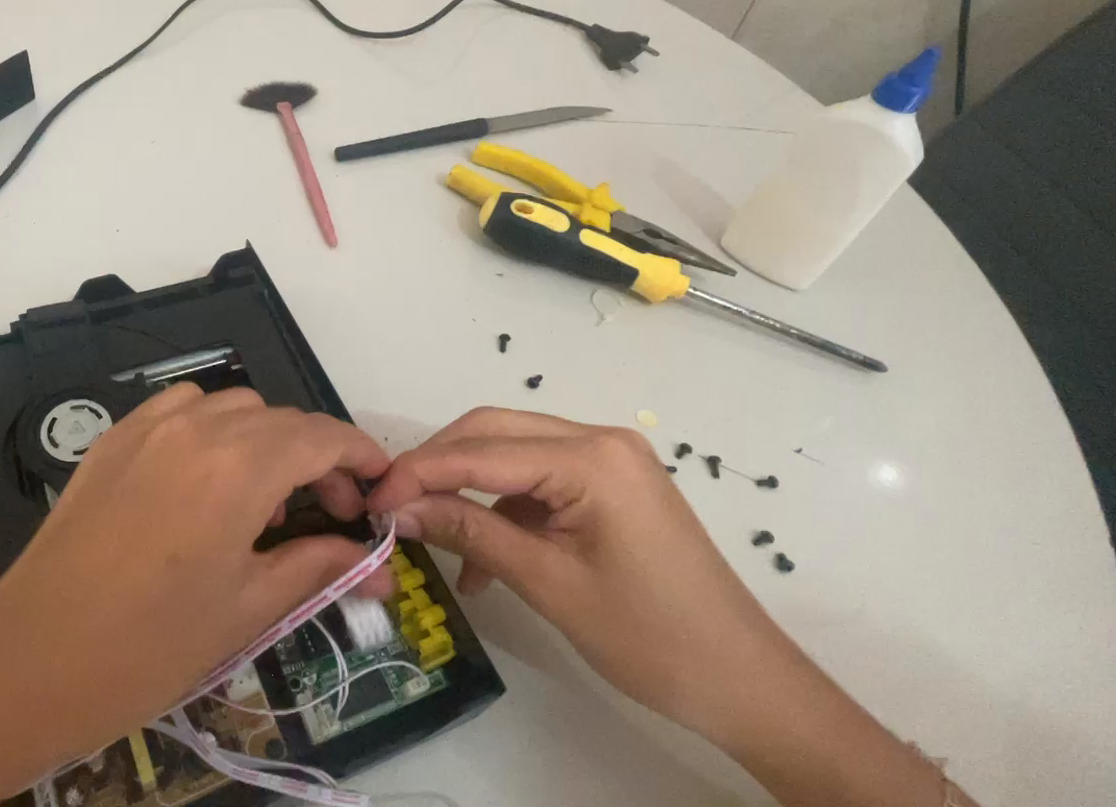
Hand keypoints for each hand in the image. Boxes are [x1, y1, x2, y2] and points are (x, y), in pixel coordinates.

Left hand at [0, 383, 391, 768]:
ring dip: (262, 437)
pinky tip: (204, 477)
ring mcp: (148, 427)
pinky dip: (210, 427)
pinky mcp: (113, 439)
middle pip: (280, 419)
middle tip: (328, 511)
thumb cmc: (151, 644)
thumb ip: (316, 567)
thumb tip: (375, 564)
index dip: (358, 453)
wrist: (33, 656)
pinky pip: (179, 408)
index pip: (320, 435)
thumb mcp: (247, 608)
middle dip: (316, 455)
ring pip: (230, 406)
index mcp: (239, 467)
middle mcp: (197, 428)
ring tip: (260, 498)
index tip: (378, 483)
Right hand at [364, 408, 810, 743]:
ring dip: (466, 485)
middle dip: (437, 465)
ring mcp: (609, 459)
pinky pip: (538, 479)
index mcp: (591, 458)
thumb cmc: (650, 638)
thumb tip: (397, 509)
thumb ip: (469, 533)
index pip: (481, 450)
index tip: (370, 500)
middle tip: (390, 506)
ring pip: (511, 451)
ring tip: (425, 528)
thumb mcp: (547, 583)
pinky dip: (502, 507)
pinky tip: (480, 558)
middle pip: (493, 432)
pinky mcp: (611, 484)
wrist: (745, 683)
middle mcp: (600, 440)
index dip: (418, 472)